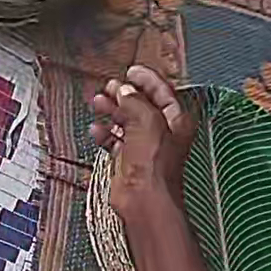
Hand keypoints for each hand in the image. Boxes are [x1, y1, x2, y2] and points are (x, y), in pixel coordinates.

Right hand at [90, 65, 196, 221]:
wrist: (143, 199)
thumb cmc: (154, 166)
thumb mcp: (147, 122)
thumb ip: (135, 102)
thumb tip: (123, 91)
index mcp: (174, 120)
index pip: (161, 91)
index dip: (145, 79)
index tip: (131, 71)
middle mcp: (161, 132)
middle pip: (141, 106)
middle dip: (124, 95)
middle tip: (108, 87)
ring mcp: (144, 147)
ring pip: (126, 122)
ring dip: (111, 112)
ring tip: (97, 103)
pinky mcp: (128, 161)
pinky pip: (115, 142)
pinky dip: (105, 135)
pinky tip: (96, 130)